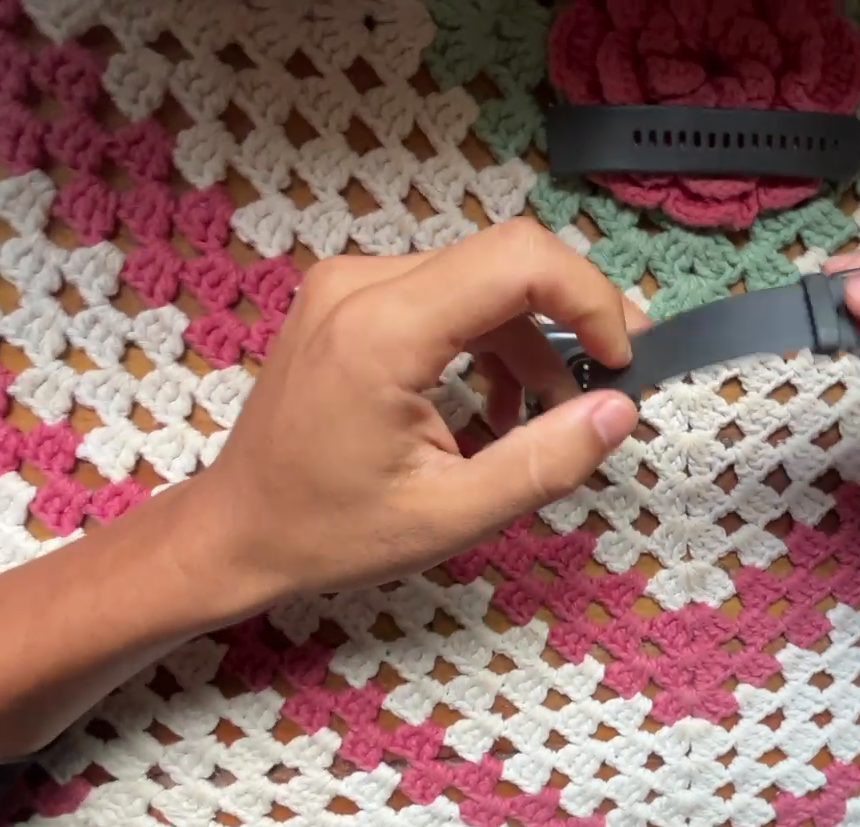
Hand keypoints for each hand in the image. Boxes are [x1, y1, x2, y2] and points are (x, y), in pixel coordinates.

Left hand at [182, 221, 643, 612]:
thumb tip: (619, 411)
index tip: (622, 363)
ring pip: (483, 282)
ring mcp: (353, 286)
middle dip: (573, 318)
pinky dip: (493, 347)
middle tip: (610, 381)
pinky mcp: (354, 303)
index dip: (590, 299)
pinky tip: (494, 410)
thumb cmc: (334, 532)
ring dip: (533, 344)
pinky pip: (450, 301)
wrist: (238, 530)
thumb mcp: (453, 517)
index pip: (518, 260)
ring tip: (545, 418)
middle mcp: (364, 283)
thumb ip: (543, 464)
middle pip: (506, 261)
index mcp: (384, 330)